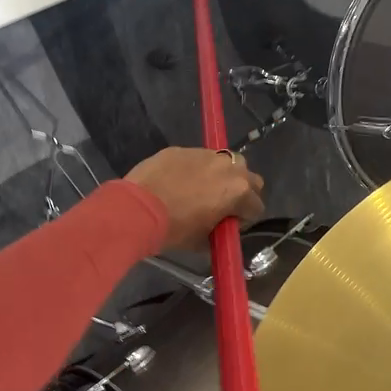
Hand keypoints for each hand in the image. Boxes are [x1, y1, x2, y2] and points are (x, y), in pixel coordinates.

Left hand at [125, 146, 266, 249]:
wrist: (135, 209)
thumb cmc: (172, 229)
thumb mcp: (201, 241)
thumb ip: (217, 234)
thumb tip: (218, 233)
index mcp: (238, 191)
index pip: (255, 207)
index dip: (242, 219)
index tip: (227, 225)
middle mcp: (227, 167)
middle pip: (247, 178)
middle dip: (239, 191)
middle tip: (219, 205)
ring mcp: (203, 154)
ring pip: (223, 162)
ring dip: (218, 175)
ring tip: (199, 189)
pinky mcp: (180, 149)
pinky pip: (195, 159)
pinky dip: (192, 169)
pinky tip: (176, 181)